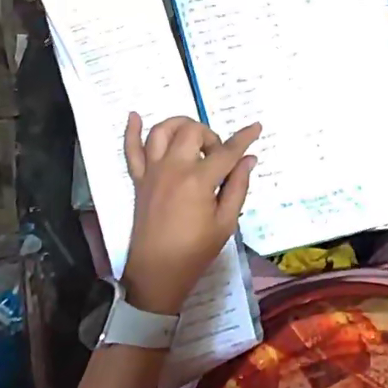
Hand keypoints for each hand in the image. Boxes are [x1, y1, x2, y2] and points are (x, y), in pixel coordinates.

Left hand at [119, 113, 260, 315]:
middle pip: (192, 132)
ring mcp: (152, 172)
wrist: (157, 272)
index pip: (226, 151)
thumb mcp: (225, 222)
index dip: (244, 138)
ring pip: (162, 131)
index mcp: (198, 180)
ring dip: (180, 126)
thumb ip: (237, 186)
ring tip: (193, 138)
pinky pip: (130, 150)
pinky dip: (131, 130)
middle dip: (211, 136)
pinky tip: (135, 115)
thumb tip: (248, 159)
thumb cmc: (195, 251)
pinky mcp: (139, 180)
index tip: (256, 127)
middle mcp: (173, 168)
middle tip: (219, 156)